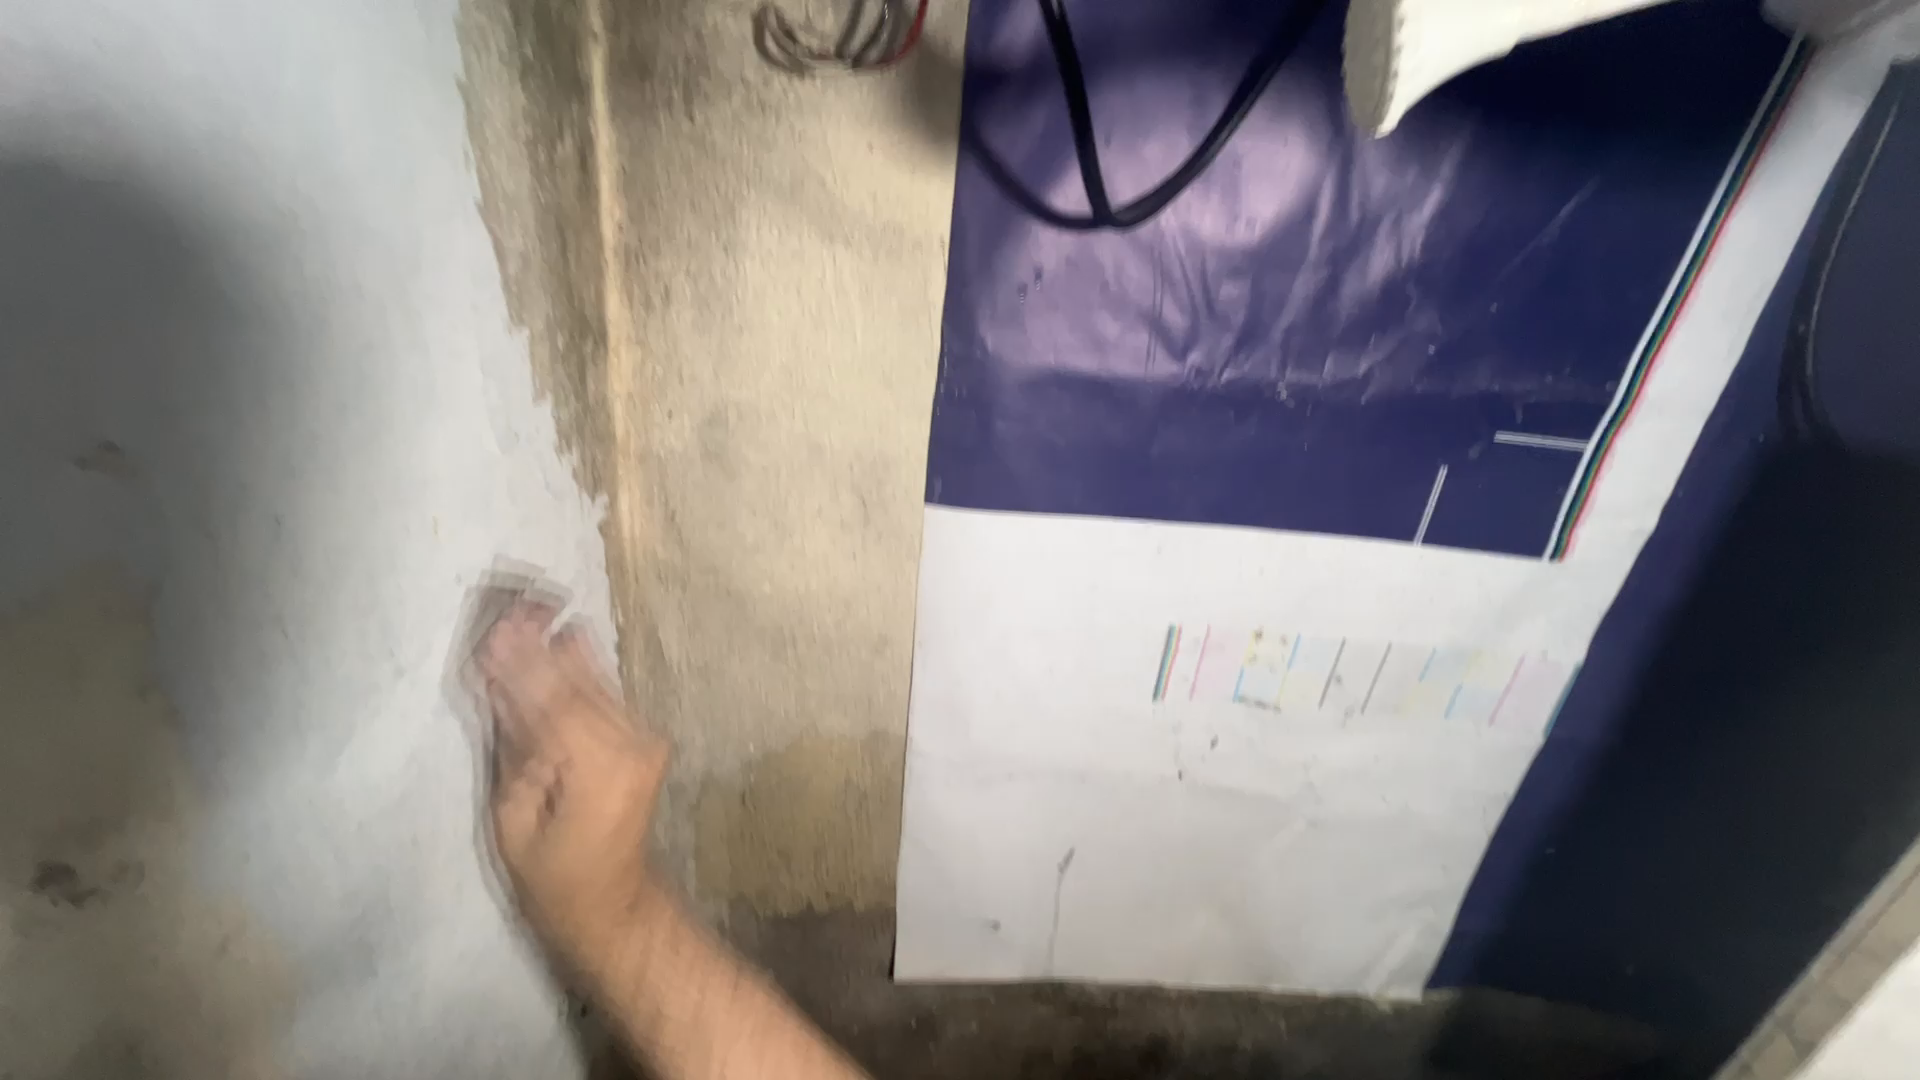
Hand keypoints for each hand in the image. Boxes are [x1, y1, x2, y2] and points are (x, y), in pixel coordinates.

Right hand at [475, 600, 671, 985]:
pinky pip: (609, 699)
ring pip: (597, 685)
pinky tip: (567, 638)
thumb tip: (502, 686)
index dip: (521, 665)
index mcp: (600, 769)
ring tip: (536, 607)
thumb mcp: (514, 819)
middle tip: (518, 600)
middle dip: (542, 646)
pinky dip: (583, 672)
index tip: (496, 627)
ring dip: (564, 649)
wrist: (613, 899)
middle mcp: (633, 745)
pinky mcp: (647, 740)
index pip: (551, 703)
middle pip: (578, 685)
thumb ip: (515, 748)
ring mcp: (647, 740)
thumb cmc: (552, 877)